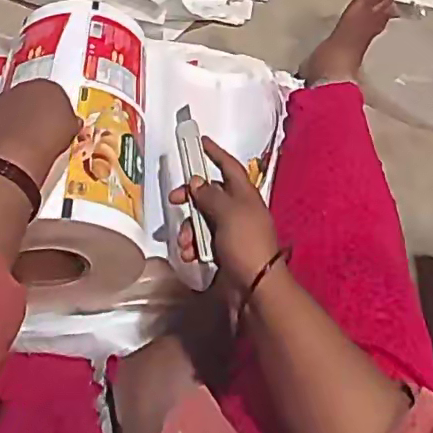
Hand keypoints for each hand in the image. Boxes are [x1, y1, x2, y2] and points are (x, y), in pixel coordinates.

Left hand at [0, 79, 78, 185]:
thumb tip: (71, 123)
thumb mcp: (70, 129)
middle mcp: (25, 87)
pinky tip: (10, 142)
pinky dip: (2, 127)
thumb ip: (70, 120)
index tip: (56, 121)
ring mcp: (4, 99)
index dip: (56, 108)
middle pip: (32, 96)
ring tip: (25, 138)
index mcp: (49, 86)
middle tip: (41, 129)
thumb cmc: (48, 138)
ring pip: (13, 106)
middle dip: (36, 110)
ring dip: (17, 117)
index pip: (54, 93)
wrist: (19, 154)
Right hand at [168, 136, 279, 291]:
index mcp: (244, 194)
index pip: (229, 166)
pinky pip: (202, 240)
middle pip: (210, 193)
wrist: (256, 290)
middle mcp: (238, 210)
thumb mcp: (227, 213)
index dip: (215, 153)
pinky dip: (193, 245)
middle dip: (191, 197)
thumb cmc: (246, 243)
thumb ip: (209, 195)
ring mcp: (230, 231)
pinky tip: (190, 255)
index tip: (201, 142)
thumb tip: (196, 182)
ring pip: (202, 218)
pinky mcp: (223, 252)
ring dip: (190, 228)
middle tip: (175, 200)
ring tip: (186, 244)